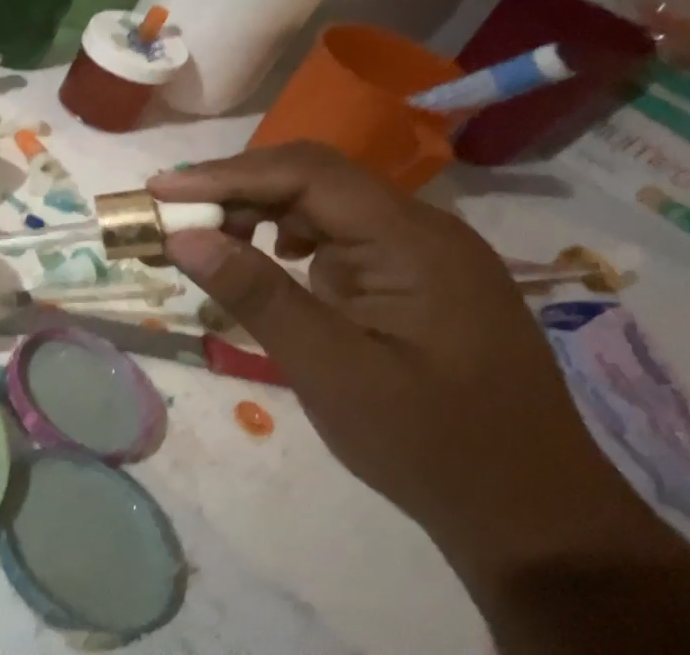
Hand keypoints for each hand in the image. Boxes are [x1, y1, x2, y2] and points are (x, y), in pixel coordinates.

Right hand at [148, 144, 666, 571]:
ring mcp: (424, 255)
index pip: (307, 174)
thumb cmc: (429, 444)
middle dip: (233, 189)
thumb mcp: (330, 371)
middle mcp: (424, 232)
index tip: (158, 192)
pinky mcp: (415, 279)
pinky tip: (262, 260)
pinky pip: (340, 235)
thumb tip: (180, 236)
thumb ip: (257, 295)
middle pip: (314, 178)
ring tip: (200, 240)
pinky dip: (284, 236)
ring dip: (255, 211)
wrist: (531, 515)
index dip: (226, 174)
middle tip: (167, 216)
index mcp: (414, 243)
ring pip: (323, 203)